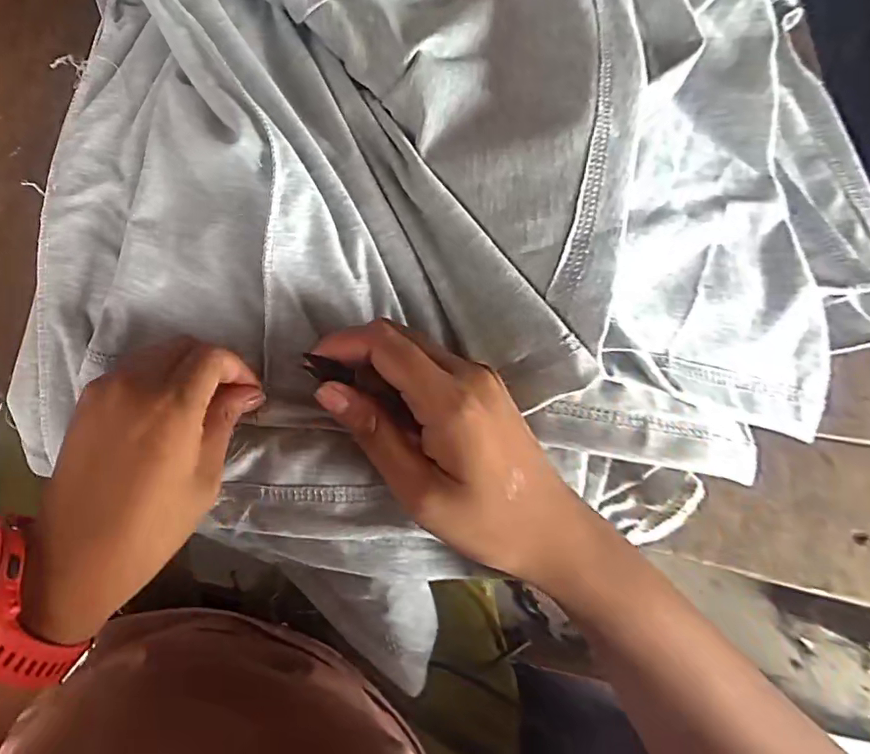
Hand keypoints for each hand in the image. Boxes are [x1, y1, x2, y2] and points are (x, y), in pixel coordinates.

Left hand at [22, 338, 263, 643]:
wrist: (78, 549)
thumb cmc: (151, 528)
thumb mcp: (202, 480)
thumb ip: (222, 423)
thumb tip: (245, 392)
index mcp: (172, 404)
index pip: (211, 356)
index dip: (237, 367)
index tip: (249, 392)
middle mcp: (137, 382)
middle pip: (183, 345)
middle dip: (210, 363)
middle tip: (226, 395)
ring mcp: (108, 384)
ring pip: (155, 353)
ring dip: (180, 366)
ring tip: (194, 402)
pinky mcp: (88, 395)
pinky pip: (130, 369)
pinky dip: (152, 376)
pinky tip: (159, 409)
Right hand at [311, 320, 610, 593]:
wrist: (557, 535)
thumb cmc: (486, 523)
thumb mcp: (418, 491)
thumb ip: (373, 433)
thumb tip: (327, 389)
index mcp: (452, 400)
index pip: (385, 344)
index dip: (341, 344)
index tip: (312, 366)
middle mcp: (468, 373)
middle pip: (395, 334)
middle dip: (354, 350)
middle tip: (331, 389)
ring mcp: (479, 374)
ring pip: (410, 343)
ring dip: (375, 360)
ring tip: (360, 404)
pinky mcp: (483, 383)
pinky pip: (428, 358)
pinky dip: (398, 369)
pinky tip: (393, 406)